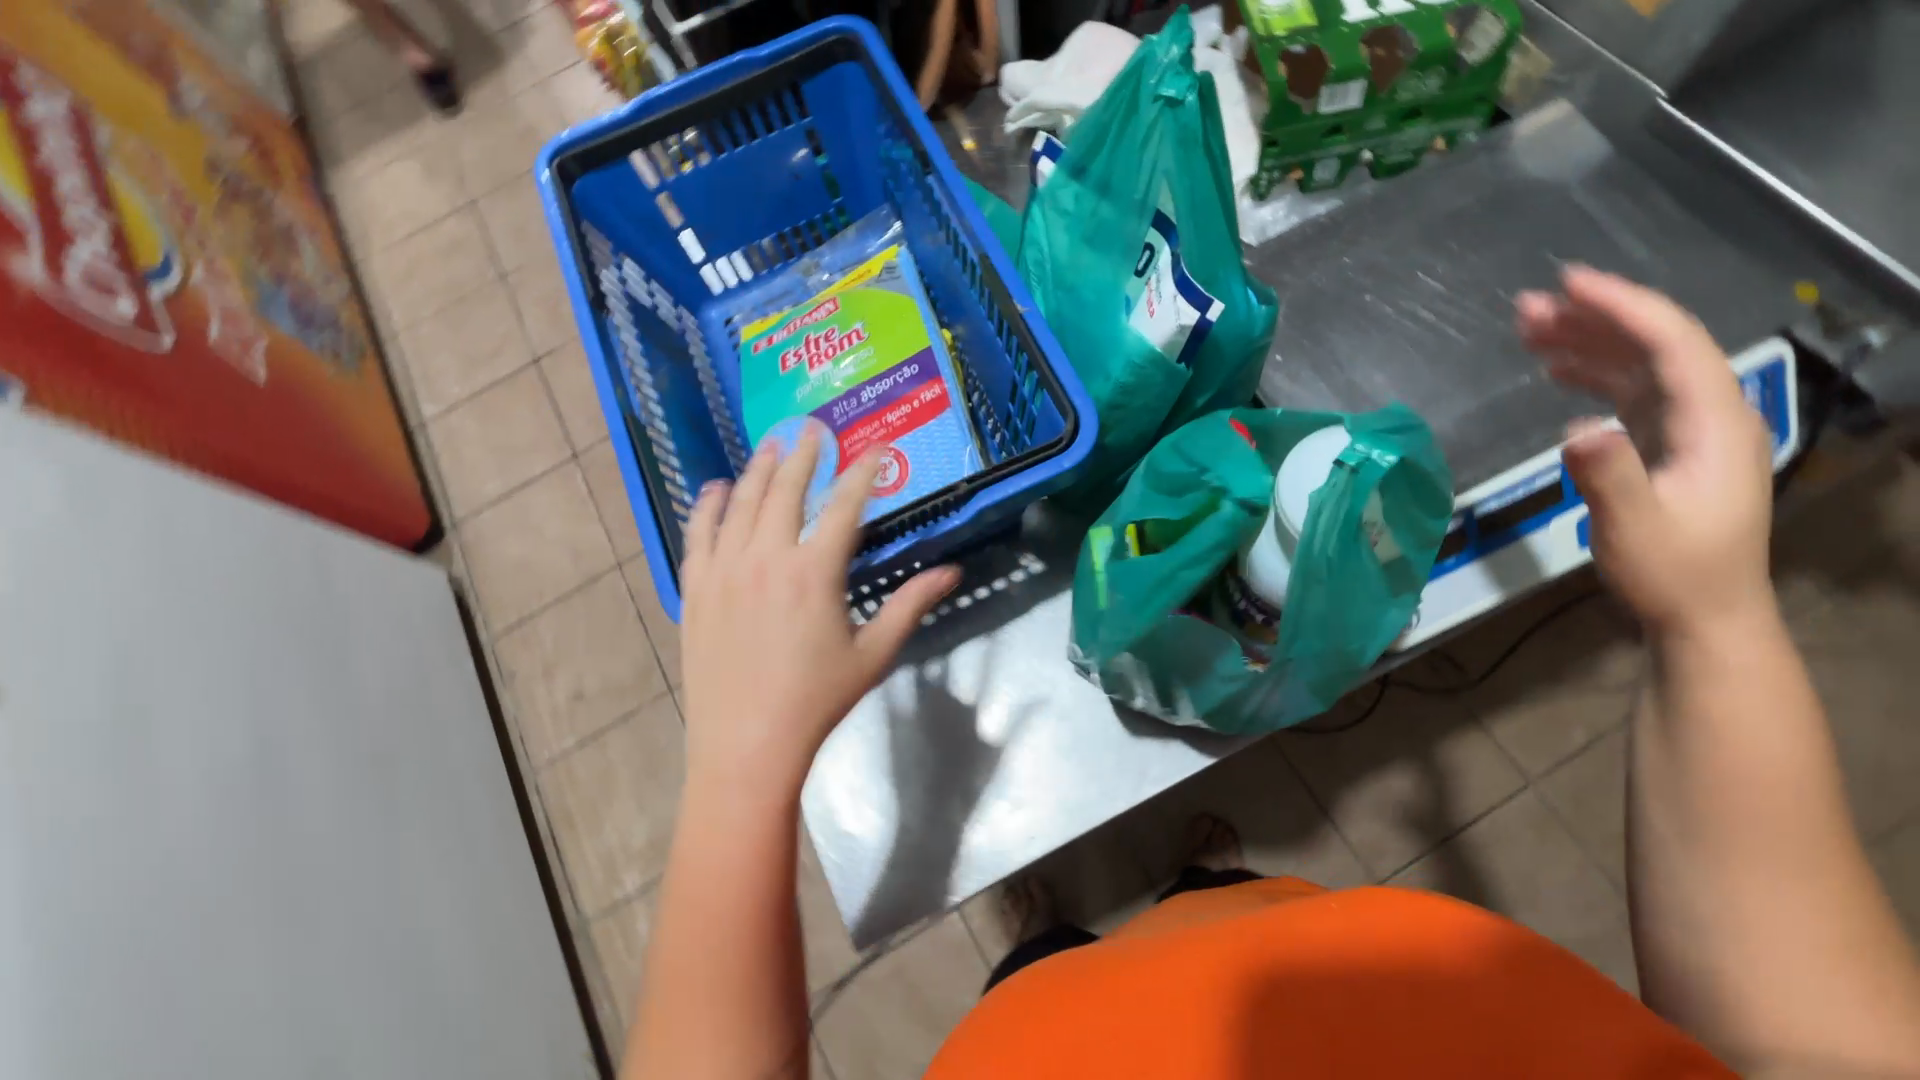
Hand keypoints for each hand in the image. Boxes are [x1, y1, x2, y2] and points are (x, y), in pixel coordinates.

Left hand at [676, 434, 961, 791]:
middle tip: (814, 431)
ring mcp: (725, 569)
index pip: (843, 506)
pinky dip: (709, 504)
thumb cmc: (817, 701)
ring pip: (741, 503)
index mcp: (815, 571)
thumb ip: (910, 606)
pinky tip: (717, 487)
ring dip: (758, 469)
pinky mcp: (696, 587)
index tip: (874, 450)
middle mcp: (767, 557)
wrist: (746, 743)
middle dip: (804, 456)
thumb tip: (951, 572)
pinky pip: (700, 532)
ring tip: (773, 445)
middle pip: (786, 490)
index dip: (862, 473)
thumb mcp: (873, 654)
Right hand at [1517, 265, 1775, 636]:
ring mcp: (1691, 431)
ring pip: (1640, 367)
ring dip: (1586, 344)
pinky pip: (1632, 392)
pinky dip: (1593, 374)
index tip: (1570, 285)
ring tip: (1528, 330)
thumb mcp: (1635, 528)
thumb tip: (1576, 428)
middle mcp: (1711, 416)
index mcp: (1716, 424)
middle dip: (1592, 321)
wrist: (1703, 617)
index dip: (1623, 308)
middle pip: (1655, 347)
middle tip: (1526, 309)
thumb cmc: (1673, 575)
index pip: (1674, 344)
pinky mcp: (1669, 447)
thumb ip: (1610, 475)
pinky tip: (1556, 371)